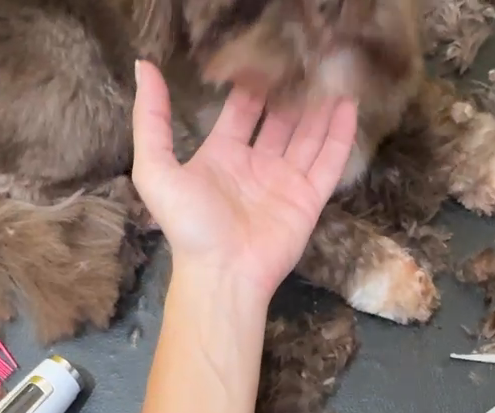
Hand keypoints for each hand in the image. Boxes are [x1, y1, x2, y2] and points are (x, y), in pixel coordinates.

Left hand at [131, 60, 357, 305]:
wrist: (222, 273)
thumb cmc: (189, 226)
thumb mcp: (155, 169)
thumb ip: (151, 119)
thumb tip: (144, 67)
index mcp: (222, 156)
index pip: (242, 112)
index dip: (253, 86)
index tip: (266, 57)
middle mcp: (256, 166)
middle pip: (280, 121)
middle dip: (292, 93)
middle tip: (307, 60)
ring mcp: (284, 183)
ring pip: (308, 137)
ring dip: (320, 108)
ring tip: (334, 74)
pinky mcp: (308, 201)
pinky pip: (328, 164)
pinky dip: (340, 136)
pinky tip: (350, 106)